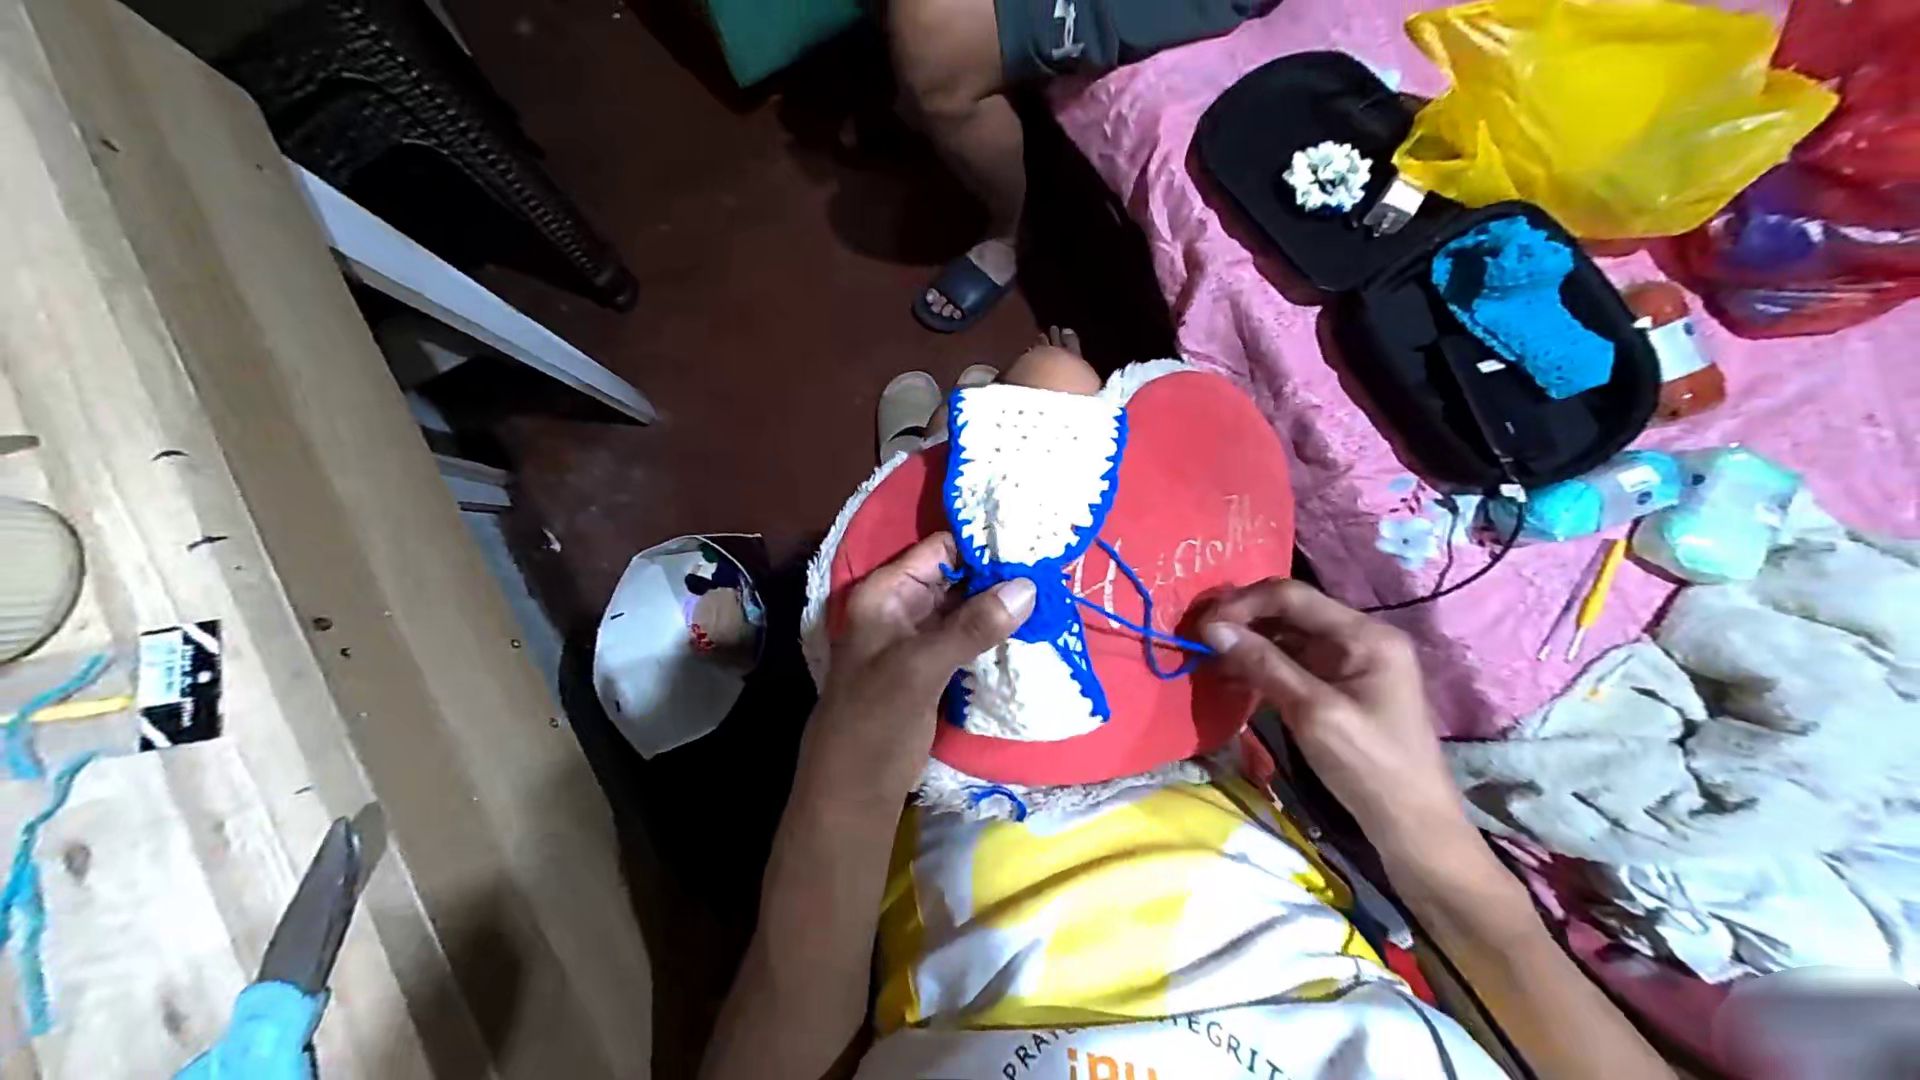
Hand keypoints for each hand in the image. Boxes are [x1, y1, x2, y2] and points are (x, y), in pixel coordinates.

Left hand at [810, 533, 1034, 798]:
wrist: (855, 788)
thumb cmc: (874, 720)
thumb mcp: (920, 668)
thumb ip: (972, 626)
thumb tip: (1028, 587)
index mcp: (887, 592)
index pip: (941, 549)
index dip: (984, 544)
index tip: (1034, 546)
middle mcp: (903, 605)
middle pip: (958, 575)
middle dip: (1000, 575)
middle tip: (1053, 572)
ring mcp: (920, 635)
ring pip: (967, 605)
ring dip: (1002, 604)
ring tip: (1053, 596)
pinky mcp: (935, 663)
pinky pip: (970, 634)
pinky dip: (995, 631)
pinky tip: (1031, 629)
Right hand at [1196, 579, 1466, 844]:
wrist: (1410, 824)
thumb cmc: (1369, 766)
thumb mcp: (1313, 712)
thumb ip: (1264, 664)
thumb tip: (1213, 628)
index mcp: (1365, 634)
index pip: (1293, 596)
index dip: (1244, 604)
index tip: (1204, 626)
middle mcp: (1358, 636)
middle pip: (1288, 610)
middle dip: (1242, 619)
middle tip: (1200, 638)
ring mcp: (1348, 659)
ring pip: (1284, 633)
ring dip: (1246, 641)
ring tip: (1209, 657)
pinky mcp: (1336, 682)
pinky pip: (1289, 658)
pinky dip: (1259, 662)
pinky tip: (1231, 675)